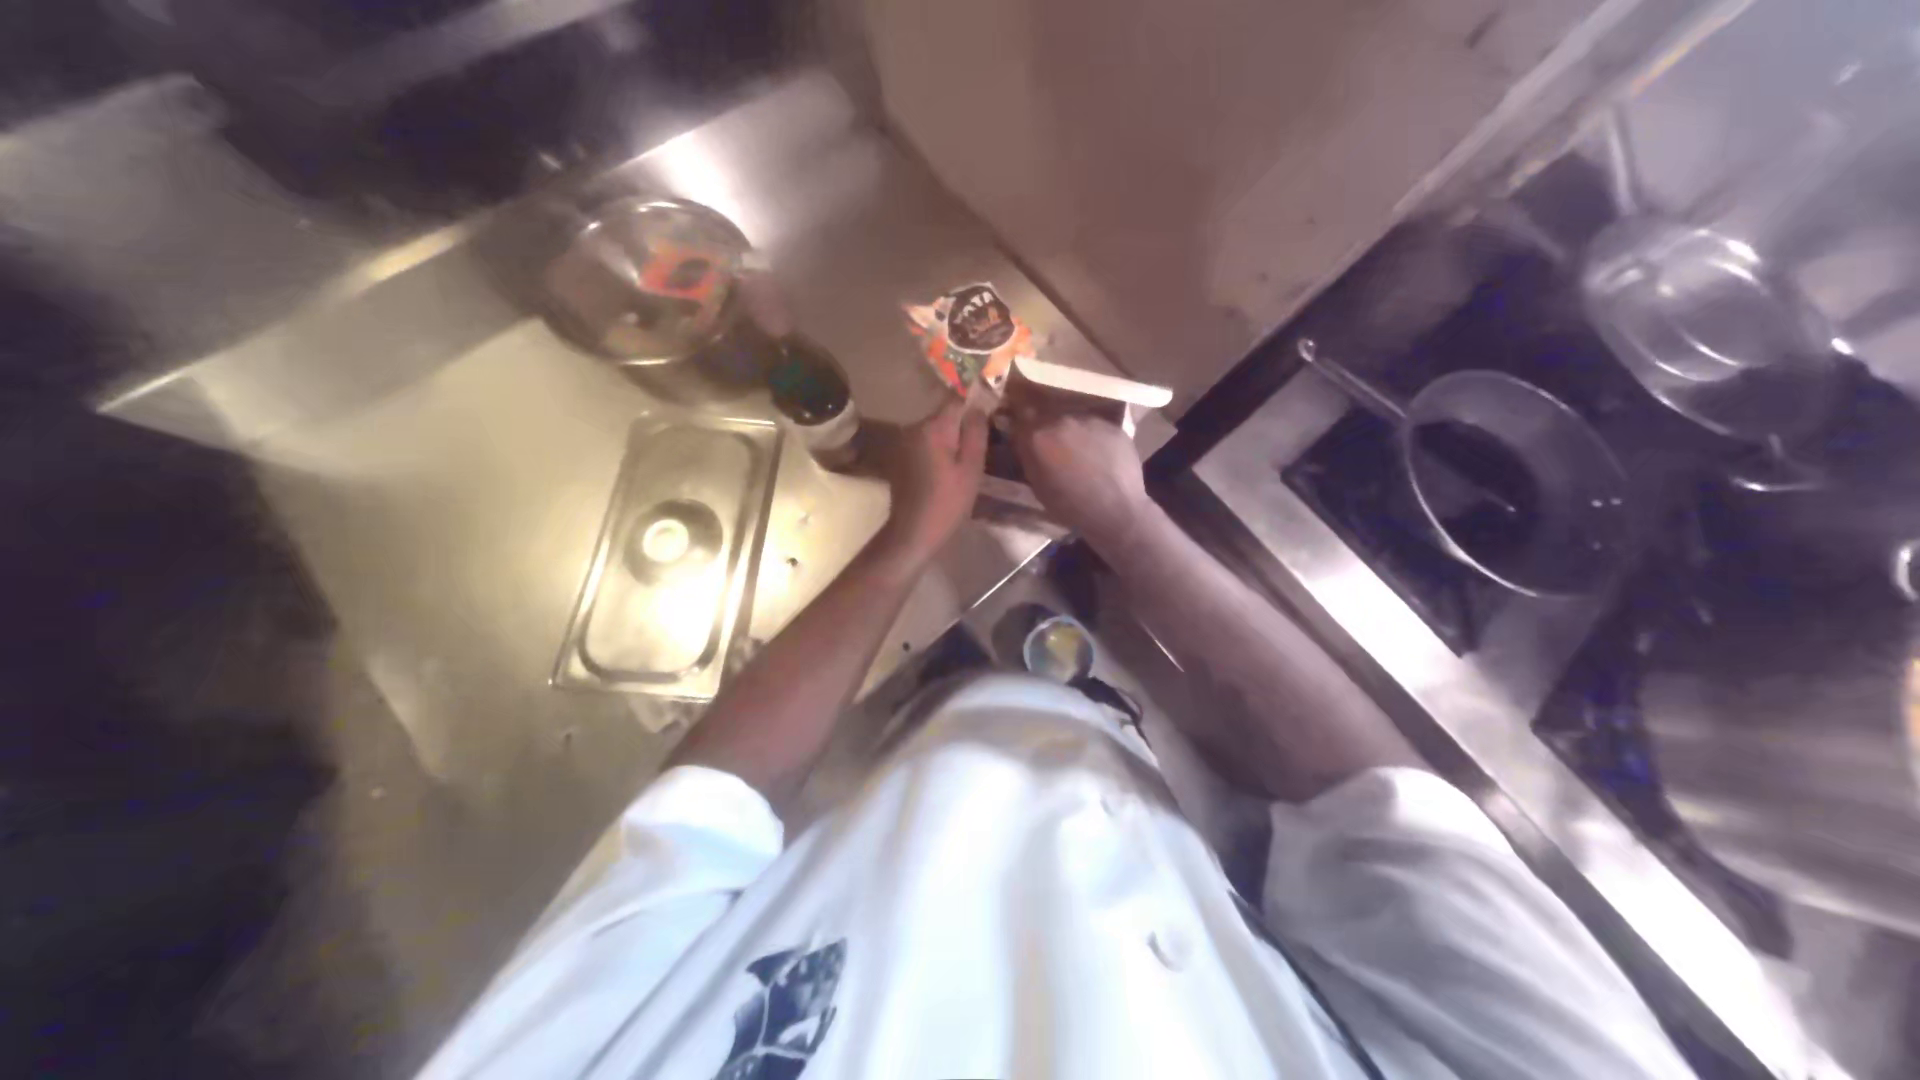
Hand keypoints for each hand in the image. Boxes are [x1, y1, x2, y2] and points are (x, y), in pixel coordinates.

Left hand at [875, 398, 988, 565]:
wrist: (913, 532)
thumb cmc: (948, 502)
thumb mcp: (971, 467)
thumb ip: (976, 432)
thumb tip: (979, 405)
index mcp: (933, 427)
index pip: (957, 399)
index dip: (975, 402)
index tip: (991, 413)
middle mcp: (914, 427)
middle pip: (945, 414)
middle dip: (963, 423)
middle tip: (983, 443)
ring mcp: (904, 442)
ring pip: (935, 430)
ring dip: (951, 438)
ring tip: (967, 459)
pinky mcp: (900, 456)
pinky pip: (925, 444)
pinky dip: (938, 450)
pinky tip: (948, 470)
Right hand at [1010, 409, 1153, 549]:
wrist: (1116, 512)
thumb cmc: (1069, 506)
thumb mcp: (1037, 485)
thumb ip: (1029, 456)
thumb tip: (1024, 440)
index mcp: (1038, 435)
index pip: (1021, 411)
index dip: (1023, 419)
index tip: (1024, 428)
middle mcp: (1062, 419)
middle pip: (1050, 416)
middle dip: (1050, 430)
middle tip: (1056, 449)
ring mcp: (1091, 420)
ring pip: (1076, 421)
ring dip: (1074, 433)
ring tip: (1082, 456)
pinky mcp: (1114, 426)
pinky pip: (1097, 428)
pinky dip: (1096, 439)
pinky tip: (1101, 458)